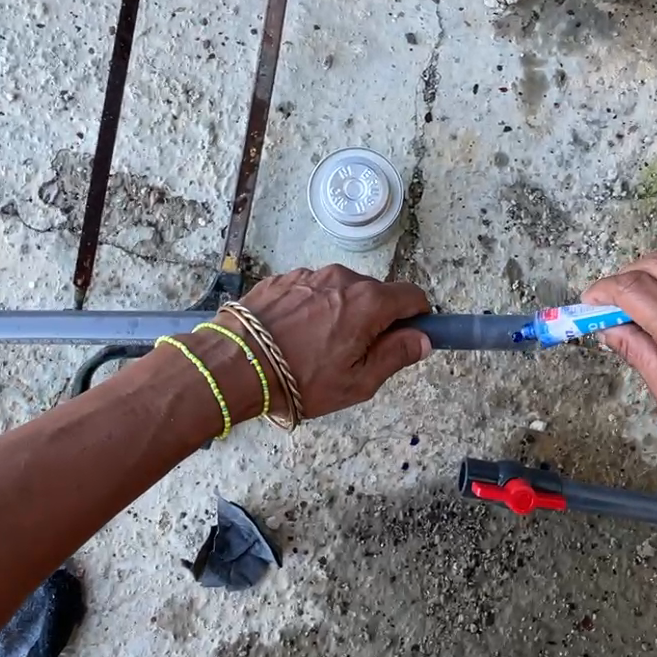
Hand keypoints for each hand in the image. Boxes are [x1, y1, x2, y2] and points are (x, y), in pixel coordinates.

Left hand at [223, 265, 432, 418]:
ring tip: (318, 347)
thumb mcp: (358, 381)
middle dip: (376, 319)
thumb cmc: (299, 379)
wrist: (234, 364)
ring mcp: (309, 275)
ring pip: (341, 290)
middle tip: (356, 353)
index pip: (412, 296)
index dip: (416, 317)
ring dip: (342, 312)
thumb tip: (422, 340)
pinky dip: (313, 307)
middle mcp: (342, 278)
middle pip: (376, 293)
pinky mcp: (283, 278)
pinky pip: (311, 290)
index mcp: (368, 302)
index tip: (408, 337)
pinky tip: (295, 335)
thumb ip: (396, 356)